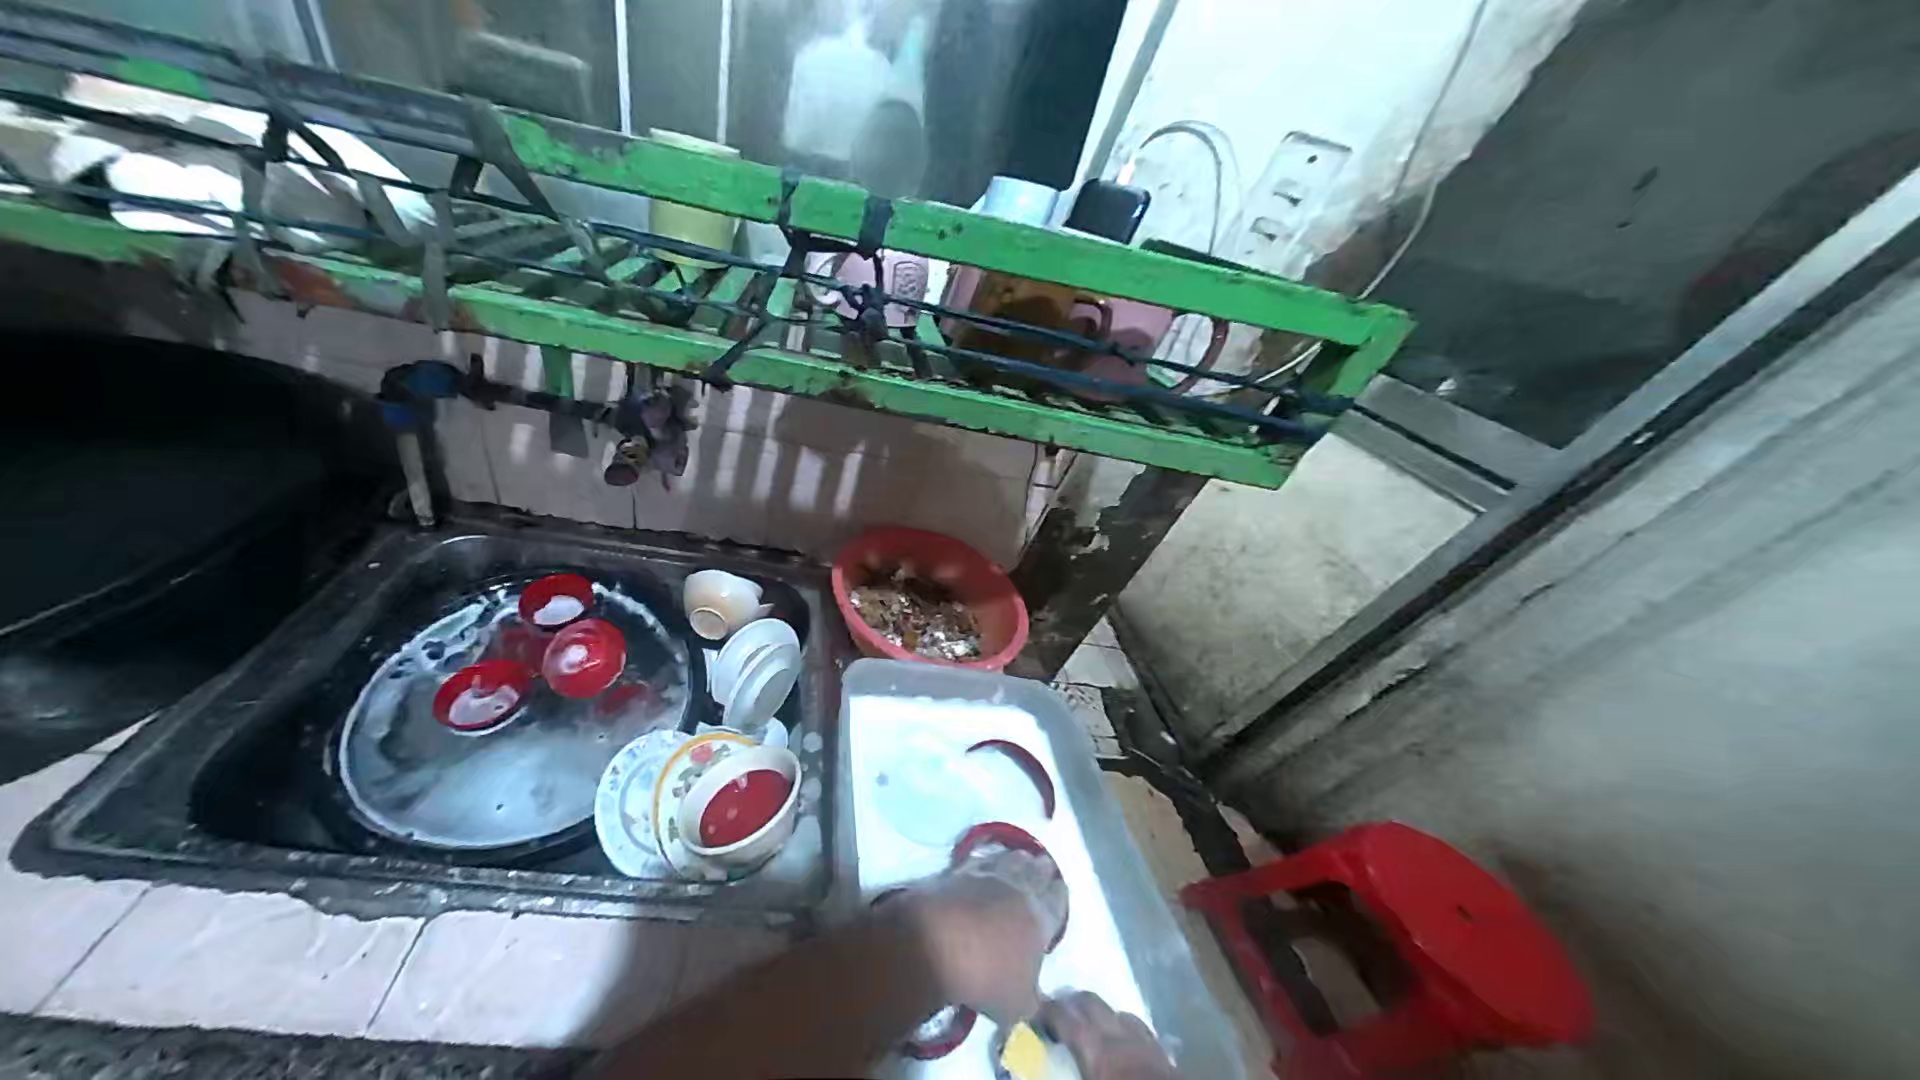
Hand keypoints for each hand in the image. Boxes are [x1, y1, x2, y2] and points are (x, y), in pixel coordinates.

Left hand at [904, 847, 1067, 1022]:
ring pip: (1012, 857)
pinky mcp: (961, 869)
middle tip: (1042, 869)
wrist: (937, 944)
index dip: (1059, 895)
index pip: (1058, 898)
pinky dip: (989, 860)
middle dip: (1041, 870)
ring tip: (1019, 860)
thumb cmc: (986, 977)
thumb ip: (1033, 999)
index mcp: (1041, 918)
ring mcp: (990, 874)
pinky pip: (983, 859)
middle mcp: (1020, 889)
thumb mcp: (1018, 1005)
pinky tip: (986, 865)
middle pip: (1038, 870)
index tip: (1058, 893)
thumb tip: (1037, 1000)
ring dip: (1018, 859)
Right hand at [1039, 992, 1179, 1079]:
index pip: (1064, 1016)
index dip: (1045, 1011)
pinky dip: (1125, 1027)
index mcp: (1095, 1049)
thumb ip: (1069, 1072)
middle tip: (1056, 1015)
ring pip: (1117, 1011)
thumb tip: (1042, 1070)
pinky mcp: (1162, 1054)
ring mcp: (1143, 1041)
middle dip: (1071, 1002)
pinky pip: (1139, 1029)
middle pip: (1090, 1001)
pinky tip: (1123, 1041)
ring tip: (1088, 1026)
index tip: (1031, 1013)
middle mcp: (1117, 1035)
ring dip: (1099, 1013)